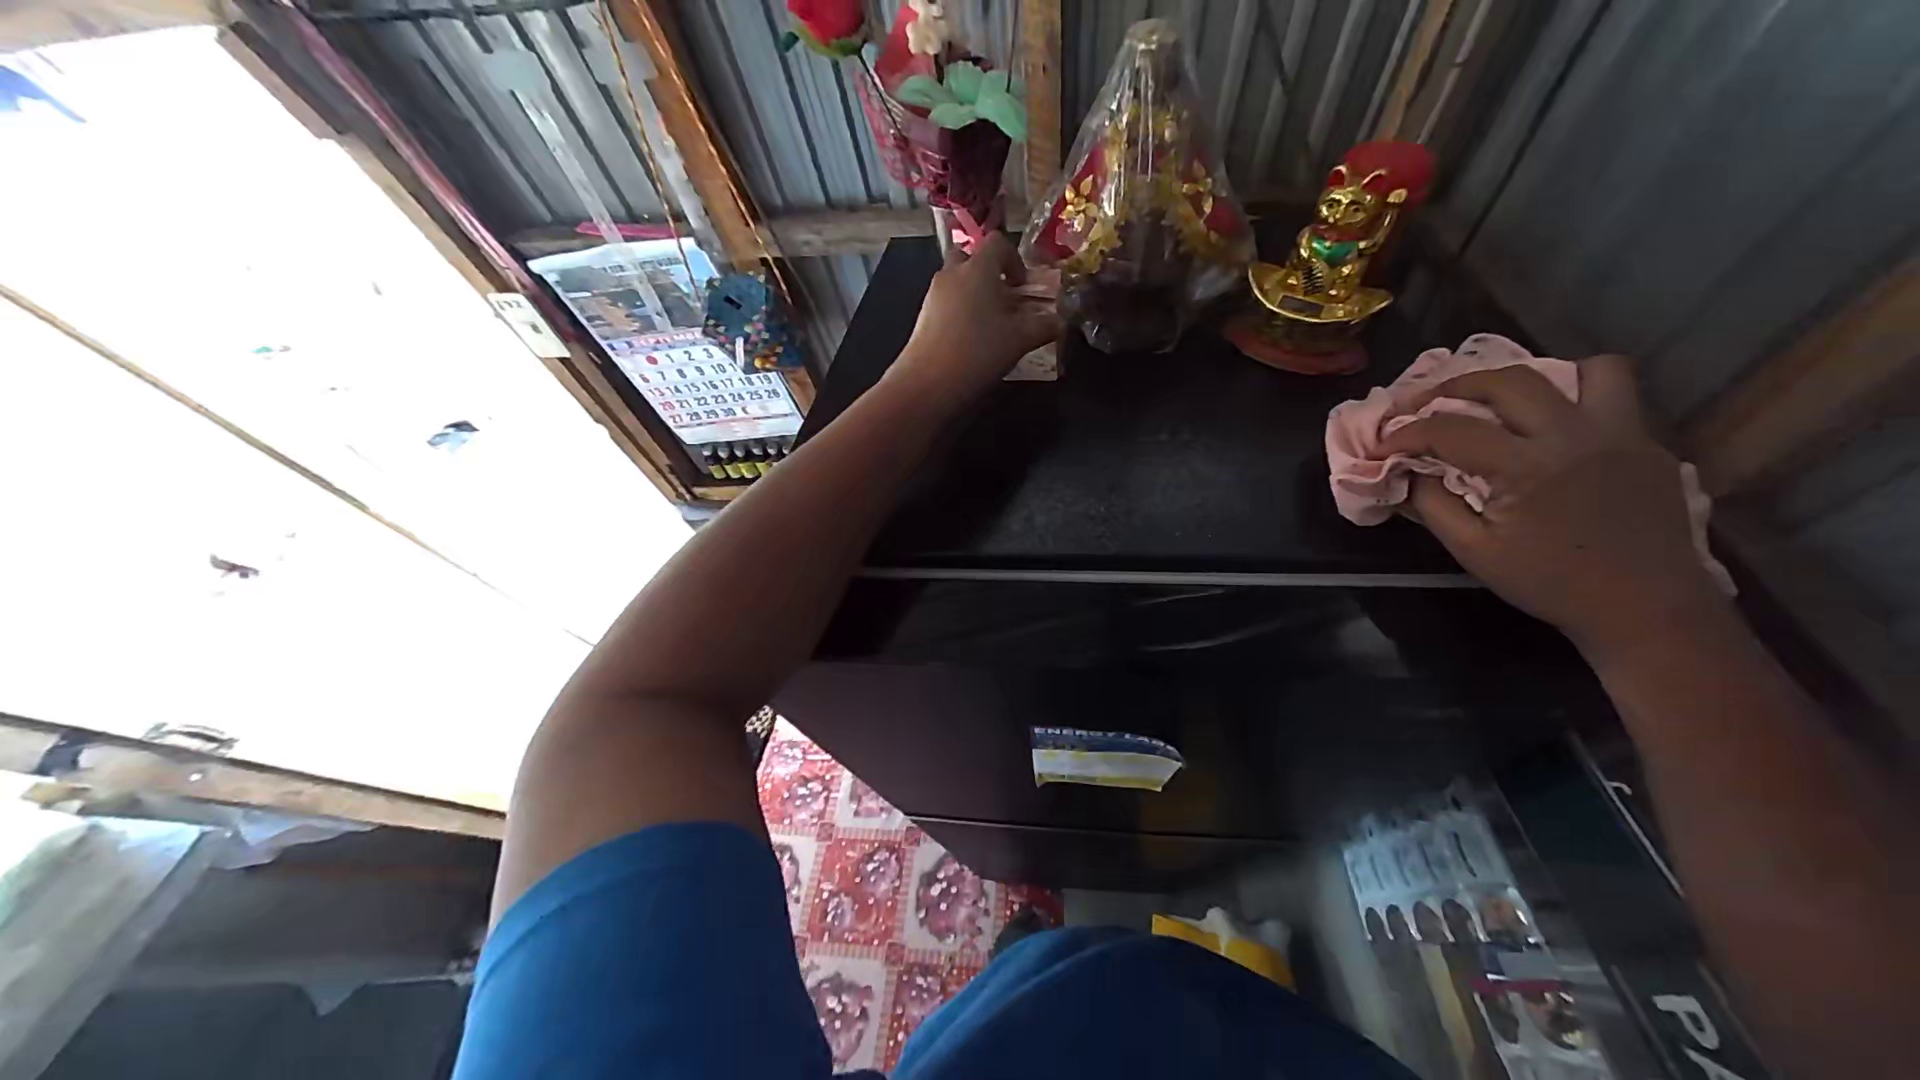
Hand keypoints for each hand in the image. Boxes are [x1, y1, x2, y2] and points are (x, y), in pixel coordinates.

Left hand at [886, 233, 1058, 402]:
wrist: (930, 383)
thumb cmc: (980, 351)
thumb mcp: (1021, 339)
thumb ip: (1044, 326)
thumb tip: (1060, 322)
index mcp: (979, 268)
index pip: (997, 243)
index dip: (1014, 259)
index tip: (1022, 286)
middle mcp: (952, 273)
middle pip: (971, 258)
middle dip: (988, 273)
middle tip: (1003, 300)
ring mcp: (933, 294)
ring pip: (956, 281)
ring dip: (974, 293)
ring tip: (989, 324)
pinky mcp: (922, 316)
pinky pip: (945, 302)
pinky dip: (959, 311)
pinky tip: (970, 339)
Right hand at [1381, 356, 1728, 657]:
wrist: (1645, 608)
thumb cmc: (1549, 583)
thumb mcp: (1473, 551)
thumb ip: (1433, 505)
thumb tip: (1413, 473)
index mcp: (1526, 466)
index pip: (1450, 429)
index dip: (1406, 434)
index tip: (1382, 446)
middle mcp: (1575, 435)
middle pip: (1508, 380)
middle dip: (1455, 386)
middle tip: (1426, 405)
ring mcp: (1622, 434)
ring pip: (1587, 370)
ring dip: (1541, 380)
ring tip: (1511, 403)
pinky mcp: (1649, 444)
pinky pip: (1616, 399)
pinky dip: (1578, 400)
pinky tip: (1554, 433)